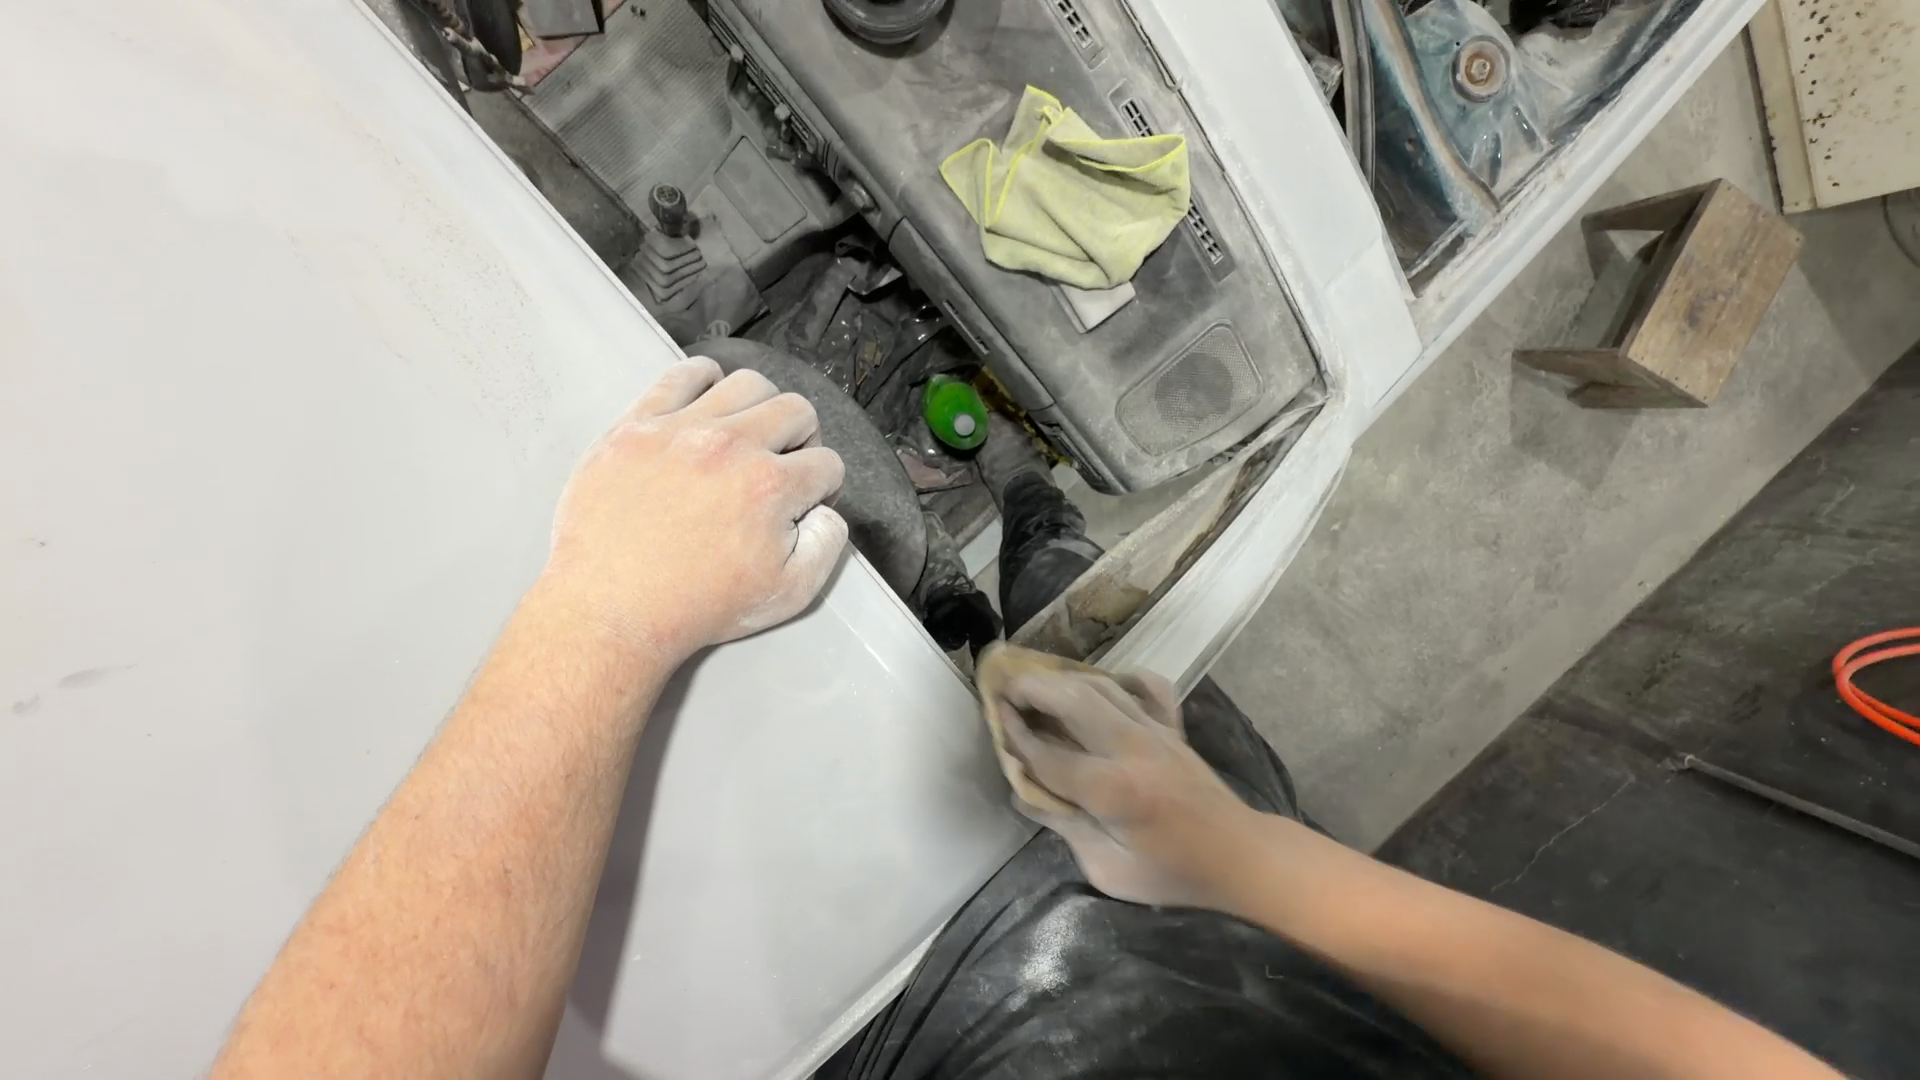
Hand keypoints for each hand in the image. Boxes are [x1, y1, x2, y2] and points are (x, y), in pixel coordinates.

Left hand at [540, 357, 847, 662]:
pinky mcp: (639, 424)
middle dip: (803, 439)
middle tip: (782, 467)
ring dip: (762, 408)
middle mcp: (733, 445)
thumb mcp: (789, 594)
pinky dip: (705, 380)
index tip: (803, 502)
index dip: (824, 486)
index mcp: (772, 487)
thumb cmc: (699, 605)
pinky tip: (706, 406)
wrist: (613, 608)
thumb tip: (826, 509)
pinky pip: (682, 375)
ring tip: (746, 437)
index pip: (827, 463)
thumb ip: (826, 545)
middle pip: (797, 411)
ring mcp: (682, 429)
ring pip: (749, 384)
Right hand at [996, 670, 1267, 909]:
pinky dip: (1122, 677)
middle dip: (1032, 689)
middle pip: (1070, 700)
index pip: (1048, 754)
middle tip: (1005, 688)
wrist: (1237, 856)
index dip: (1016, 736)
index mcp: (1111, 789)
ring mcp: (1154, 730)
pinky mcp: (1172, 726)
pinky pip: (1146, 686)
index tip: (994, 718)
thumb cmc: (1170, 873)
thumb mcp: (1109, 869)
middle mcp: (1130, 747)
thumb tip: (1022, 794)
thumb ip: (1064, 827)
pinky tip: (1103, 682)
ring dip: (1063, 679)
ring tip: (1036, 682)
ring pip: (1100, 686)